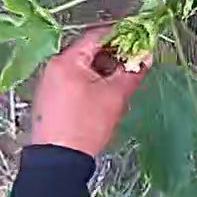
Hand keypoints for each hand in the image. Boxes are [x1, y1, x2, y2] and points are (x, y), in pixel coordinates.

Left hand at [27, 29, 147, 157]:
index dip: (121, 35)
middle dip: (114, 55)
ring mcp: (50, 83)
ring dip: (105, 69)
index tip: (139, 40)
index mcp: (68, 61)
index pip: (97, 36)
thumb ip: (132, 71)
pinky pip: (75, 80)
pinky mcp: (51, 98)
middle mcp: (55, 67)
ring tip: (123, 80)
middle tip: (134, 62)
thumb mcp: (115, 95)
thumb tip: (146, 56)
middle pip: (89, 51)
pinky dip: (93, 81)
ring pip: (83, 66)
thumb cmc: (87, 123)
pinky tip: (106, 93)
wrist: (59, 161)